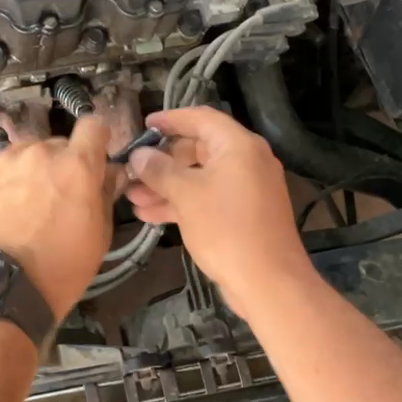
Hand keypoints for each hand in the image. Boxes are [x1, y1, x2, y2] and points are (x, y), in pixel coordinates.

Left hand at [0, 117, 115, 318]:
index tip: (94, 154)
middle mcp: (40, 152)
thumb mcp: (99, 235)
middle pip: (58, 144)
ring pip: (26, 154)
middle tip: (58, 195)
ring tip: (25, 205)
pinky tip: (2, 210)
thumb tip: (110, 171)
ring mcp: (4, 160)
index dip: (97, 139)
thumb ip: (105, 193)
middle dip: (62, 164)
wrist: (0, 289)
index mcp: (76, 165)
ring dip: (32, 170)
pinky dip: (4, 182)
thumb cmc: (60, 268)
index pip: (93, 125)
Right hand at [126, 107, 315, 319]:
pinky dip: (183, 202)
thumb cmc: (226, 228)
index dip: (170, 119)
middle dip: (163, 160)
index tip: (143, 124)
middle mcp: (247, 160)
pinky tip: (150, 215)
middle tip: (133, 167)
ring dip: (167, 185)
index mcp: (238, 145)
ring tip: (132, 197)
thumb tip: (139, 155)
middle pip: (199, 147)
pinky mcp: (244, 213)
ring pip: (200, 176)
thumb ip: (159, 169)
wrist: (269, 283)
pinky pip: (209, 197)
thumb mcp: (186, 194)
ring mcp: (248, 188)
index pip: (200, 118)